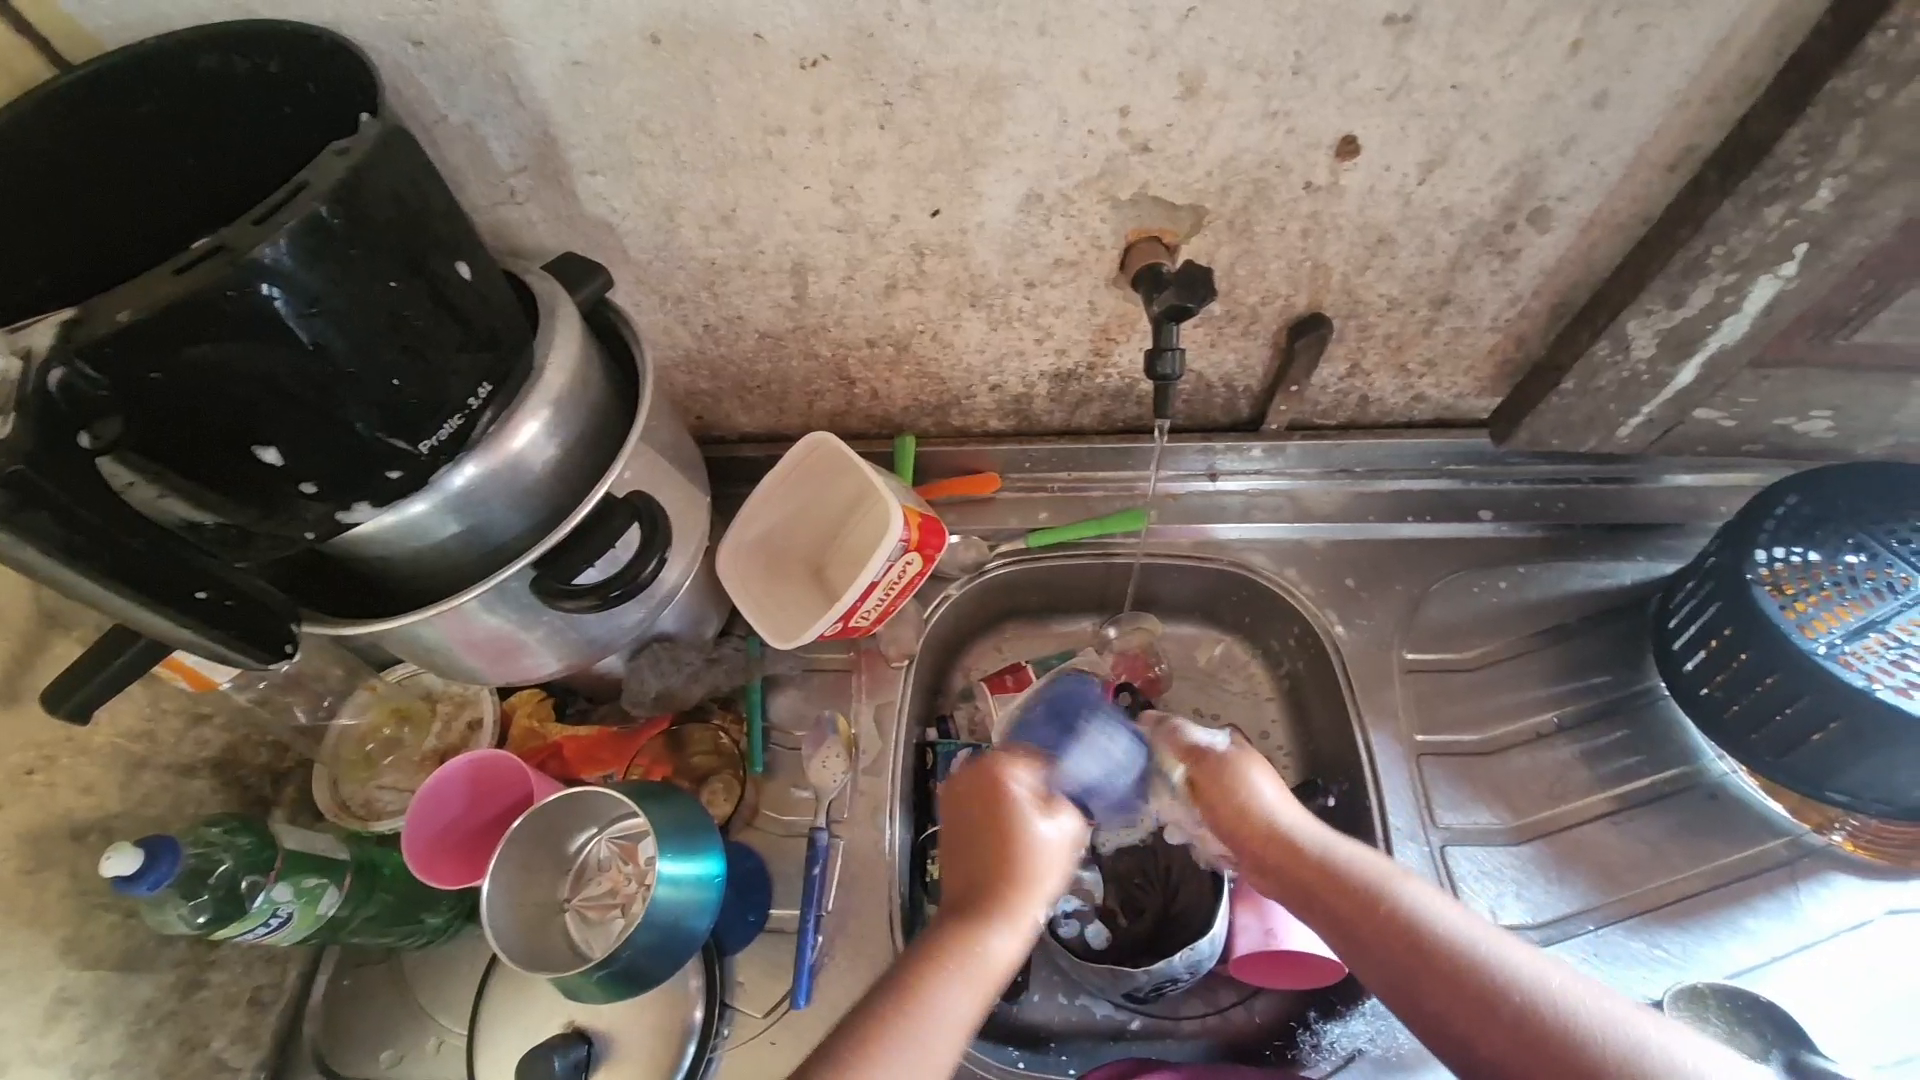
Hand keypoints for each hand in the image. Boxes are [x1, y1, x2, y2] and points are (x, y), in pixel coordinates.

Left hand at [936, 747, 1090, 929]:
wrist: (984, 916)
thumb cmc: (1030, 871)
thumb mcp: (1068, 827)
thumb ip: (1066, 794)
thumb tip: (1055, 788)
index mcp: (1000, 766)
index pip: (1039, 757)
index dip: (1055, 780)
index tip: (1062, 803)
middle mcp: (970, 770)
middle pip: (1012, 767)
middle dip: (1028, 786)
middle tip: (1044, 817)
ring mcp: (952, 791)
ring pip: (992, 784)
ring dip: (1007, 798)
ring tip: (1024, 830)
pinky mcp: (944, 814)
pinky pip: (976, 800)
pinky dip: (989, 810)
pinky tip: (1003, 838)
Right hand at [1141, 710, 1322, 857]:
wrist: (1284, 858)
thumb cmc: (1244, 805)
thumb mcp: (1207, 762)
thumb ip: (1176, 736)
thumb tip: (1144, 716)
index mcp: (1225, 744)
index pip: (1179, 734)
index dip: (1158, 746)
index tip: (1143, 763)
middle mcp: (1227, 767)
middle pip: (1179, 770)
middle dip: (1168, 790)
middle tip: (1166, 804)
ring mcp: (1231, 799)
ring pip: (1186, 801)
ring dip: (1181, 818)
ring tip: (1183, 831)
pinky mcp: (1232, 828)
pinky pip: (1199, 825)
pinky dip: (1196, 836)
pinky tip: (1199, 844)